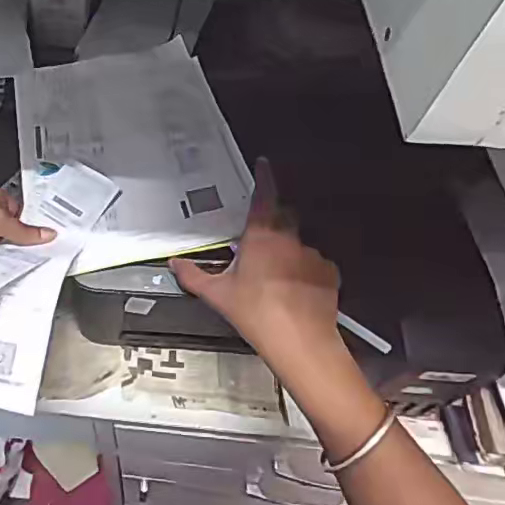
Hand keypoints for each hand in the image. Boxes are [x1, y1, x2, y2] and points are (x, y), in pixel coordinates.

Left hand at [0, 184, 56, 271]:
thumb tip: (45, 233)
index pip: (18, 209)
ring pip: (1, 246)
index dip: (30, 222)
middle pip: (10, 229)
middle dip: (19, 240)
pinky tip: (1, 266)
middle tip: (33, 249)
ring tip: (16, 257)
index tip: (43, 235)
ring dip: (6, 253)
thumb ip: (24, 230)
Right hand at [170, 160, 341, 362]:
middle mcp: (289, 238)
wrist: (299, 340)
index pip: (264, 196)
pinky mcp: (328, 272)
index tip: (263, 164)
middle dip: (272, 223)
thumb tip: (176, 264)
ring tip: (276, 279)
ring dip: (287, 253)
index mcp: (261, 236)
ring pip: (298, 244)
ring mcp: (312, 254)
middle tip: (258, 244)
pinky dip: (305, 271)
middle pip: (283, 217)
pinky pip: (315, 264)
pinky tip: (294, 291)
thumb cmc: (256, 313)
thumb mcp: (217, 295)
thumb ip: (194, 275)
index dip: (264, 177)